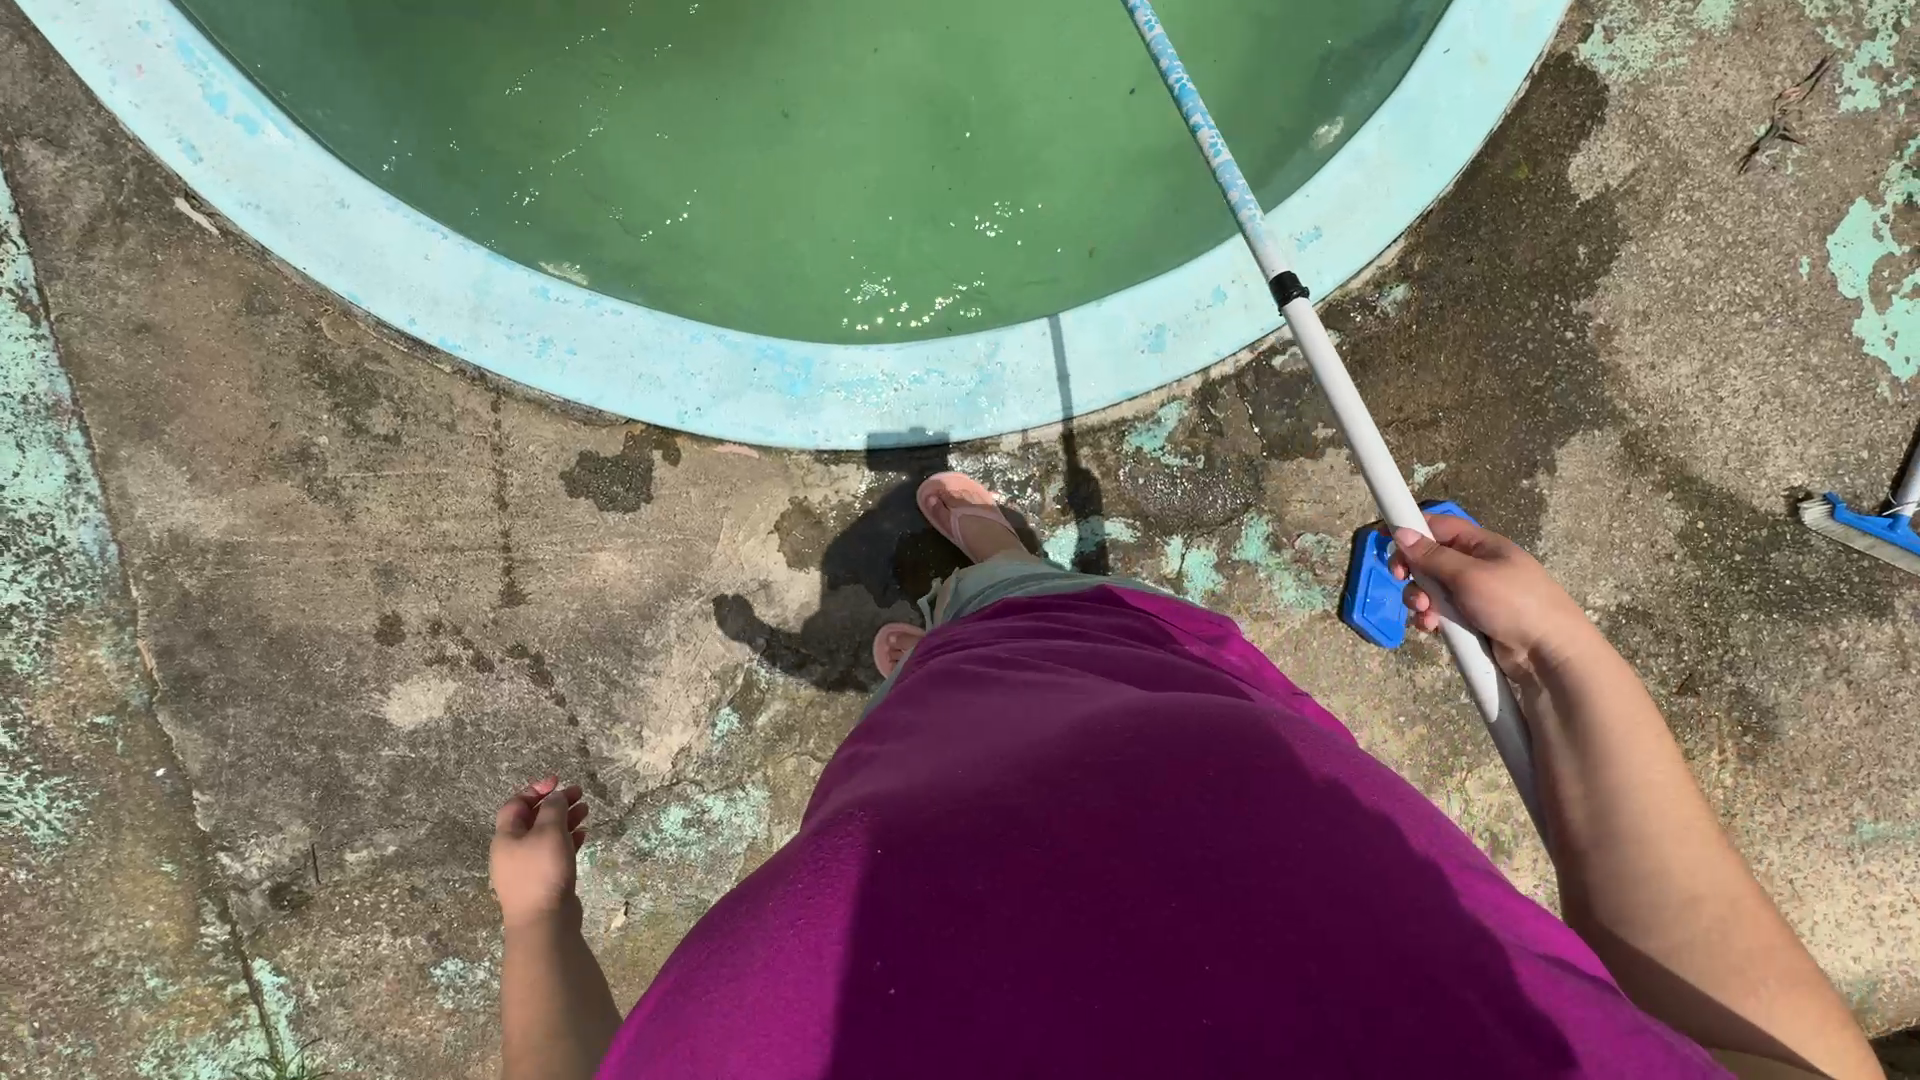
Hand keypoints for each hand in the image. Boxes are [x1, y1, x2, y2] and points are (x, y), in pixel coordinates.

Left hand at [490, 776, 589, 930]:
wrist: (544, 921)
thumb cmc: (542, 870)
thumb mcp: (549, 831)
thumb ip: (553, 808)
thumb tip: (556, 797)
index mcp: (506, 837)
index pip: (516, 805)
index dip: (536, 789)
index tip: (558, 781)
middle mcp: (512, 851)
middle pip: (533, 818)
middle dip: (556, 803)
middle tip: (579, 793)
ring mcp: (527, 867)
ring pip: (546, 835)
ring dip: (565, 819)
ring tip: (586, 811)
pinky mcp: (542, 879)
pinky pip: (554, 852)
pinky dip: (568, 840)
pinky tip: (583, 835)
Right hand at [1389, 513, 1594, 673]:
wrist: (1548, 654)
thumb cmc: (1514, 604)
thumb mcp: (1470, 575)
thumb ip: (1432, 555)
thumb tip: (1401, 532)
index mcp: (1481, 546)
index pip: (1439, 526)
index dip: (1412, 529)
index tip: (1385, 537)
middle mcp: (1474, 567)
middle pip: (1427, 559)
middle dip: (1412, 571)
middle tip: (1402, 578)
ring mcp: (1470, 595)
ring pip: (1428, 589)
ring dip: (1418, 599)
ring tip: (1424, 611)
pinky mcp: (1467, 620)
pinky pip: (1436, 612)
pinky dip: (1429, 618)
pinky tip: (1431, 627)